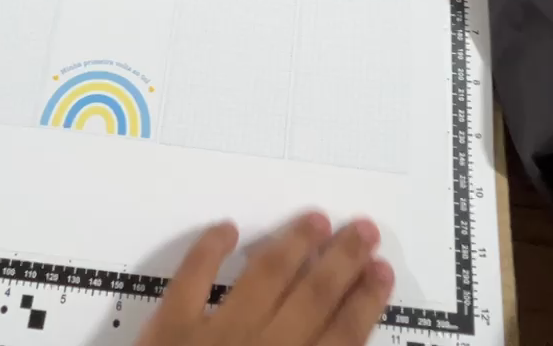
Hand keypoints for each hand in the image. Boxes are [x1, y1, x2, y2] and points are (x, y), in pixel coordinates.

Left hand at [136, 215, 393, 345]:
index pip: (341, 340)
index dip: (364, 303)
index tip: (382, 270)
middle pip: (312, 298)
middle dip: (342, 261)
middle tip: (364, 228)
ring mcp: (214, 338)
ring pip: (264, 277)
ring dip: (294, 244)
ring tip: (316, 219)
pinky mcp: (170, 328)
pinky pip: (193, 277)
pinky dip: (210, 248)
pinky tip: (229, 228)